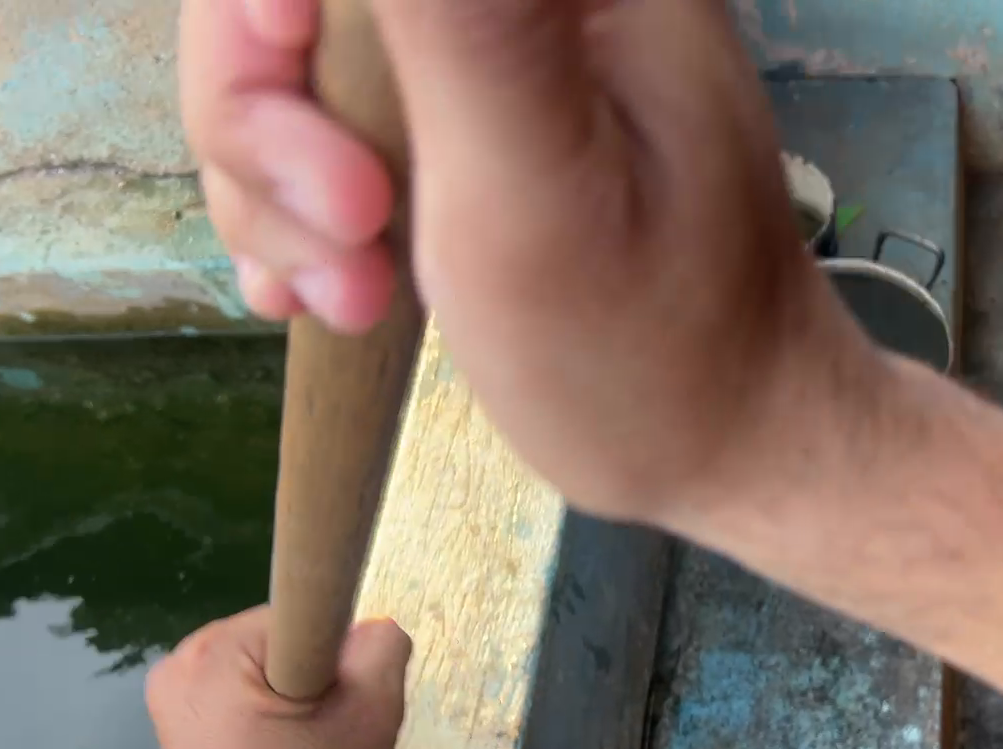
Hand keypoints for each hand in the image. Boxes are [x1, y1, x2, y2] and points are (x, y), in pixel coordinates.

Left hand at [145, 607, 411, 748]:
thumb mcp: (374, 714)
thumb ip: (384, 646)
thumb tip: (375, 628)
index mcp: (215, 654)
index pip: (311, 611)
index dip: (350, 648)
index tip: (357, 694)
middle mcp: (179, 666)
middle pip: (292, 635)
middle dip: (330, 669)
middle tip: (345, 722)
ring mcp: (174, 701)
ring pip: (279, 664)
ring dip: (313, 692)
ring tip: (323, 744)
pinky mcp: (185, 731)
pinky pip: (257, 691)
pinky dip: (288, 711)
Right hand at [179, 0, 880, 523]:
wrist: (731, 450)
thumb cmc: (651, 357)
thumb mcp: (536, 187)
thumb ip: (458, 11)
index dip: (271, 4)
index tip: (302, 96)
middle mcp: (565, 12)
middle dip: (274, 108)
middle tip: (349, 239)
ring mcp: (530, 80)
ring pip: (316, 68)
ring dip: (289, 185)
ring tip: (355, 297)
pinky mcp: (505, 151)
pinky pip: (362, 137)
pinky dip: (320, 211)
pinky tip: (336, 289)